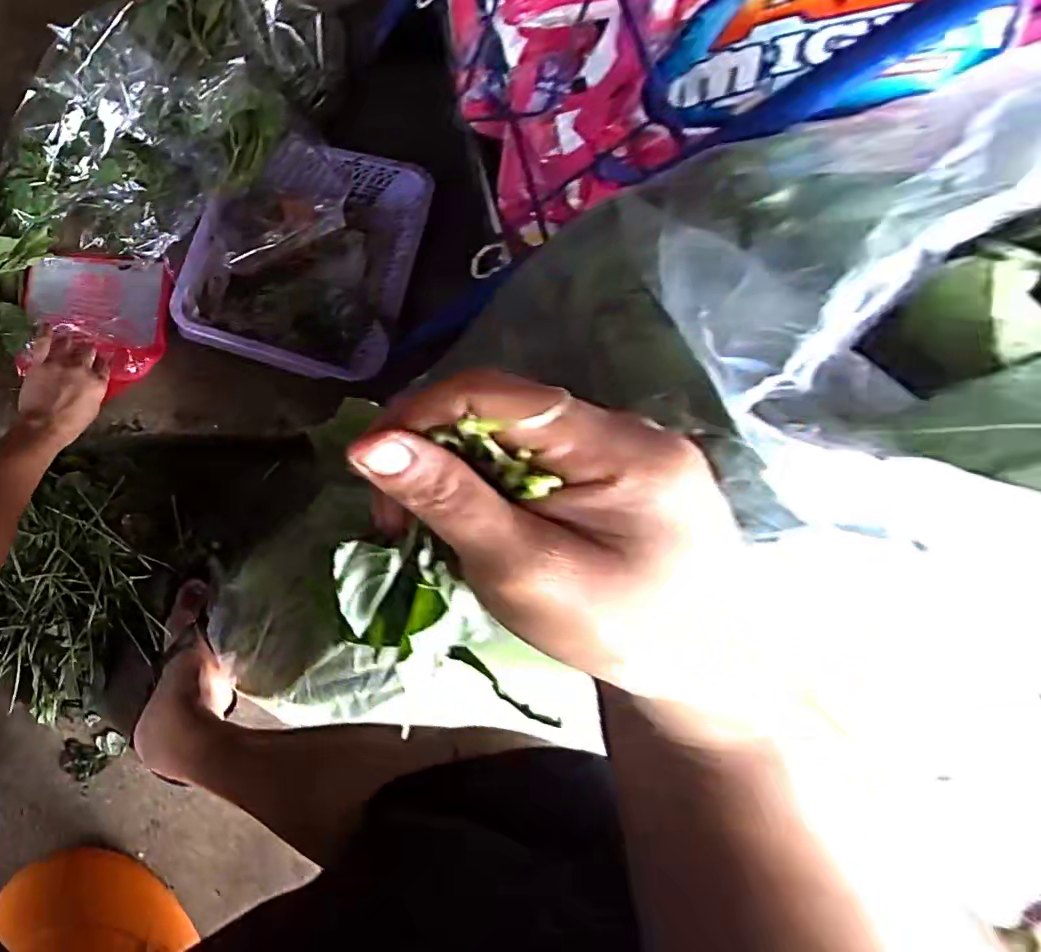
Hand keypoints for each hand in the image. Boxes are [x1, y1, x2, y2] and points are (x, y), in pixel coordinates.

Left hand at [13, 331, 110, 451]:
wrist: (43, 427)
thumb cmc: (69, 426)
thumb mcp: (92, 411)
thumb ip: (95, 392)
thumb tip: (94, 384)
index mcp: (97, 382)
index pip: (104, 364)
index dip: (101, 360)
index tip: (99, 359)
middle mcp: (82, 368)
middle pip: (88, 350)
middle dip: (87, 349)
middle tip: (83, 350)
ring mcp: (61, 362)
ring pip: (69, 342)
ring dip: (70, 340)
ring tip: (69, 338)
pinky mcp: (42, 362)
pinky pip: (44, 341)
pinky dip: (45, 332)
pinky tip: (47, 325)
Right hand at [346, 370, 742, 703]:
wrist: (704, 678)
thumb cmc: (616, 630)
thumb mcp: (521, 568)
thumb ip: (447, 499)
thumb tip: (366, 445)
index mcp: (617, 446)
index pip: (490, 392)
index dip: (415, 414)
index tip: (367, 463)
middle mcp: (618, 429)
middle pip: (487, 409)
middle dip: (421, 452)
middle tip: (391, 514)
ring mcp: (610, 447)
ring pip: (492, 432)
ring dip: (439, 470)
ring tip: (419, 524)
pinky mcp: (598, 468)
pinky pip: (512, 454)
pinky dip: (468, 482)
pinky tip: (460, 518)